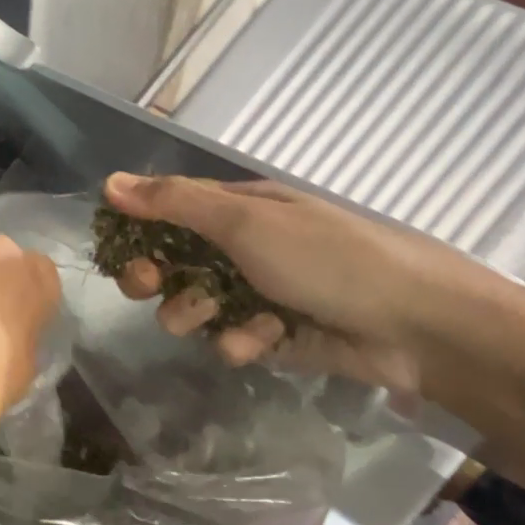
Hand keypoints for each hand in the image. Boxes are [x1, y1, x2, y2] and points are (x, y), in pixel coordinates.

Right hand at [102, 172, 487, 391]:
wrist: (415, 324)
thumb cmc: (328, 258)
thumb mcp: (246, 221)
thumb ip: (173, 203)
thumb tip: (109, 182)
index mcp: (234, 210)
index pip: (163, 213)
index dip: (135, 231)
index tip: (119, 250)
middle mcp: (238, 249)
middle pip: (166, 265)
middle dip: (152, 279)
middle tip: (151, 286)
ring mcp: (251, 295)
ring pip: (188, 308)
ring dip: (196, 314)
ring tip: (221, 317)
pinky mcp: (267, 338)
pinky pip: (226, 341)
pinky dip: (241, 341)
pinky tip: (268, 339)